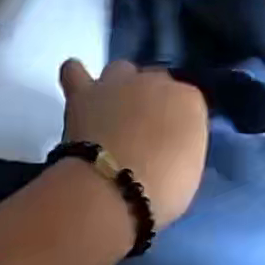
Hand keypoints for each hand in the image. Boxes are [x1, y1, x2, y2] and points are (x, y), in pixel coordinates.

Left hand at [59, 58, 207, 226]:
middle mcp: (156, 81)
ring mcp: (118, 82)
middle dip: (148, 107)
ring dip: (117, 90)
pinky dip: (76, 80)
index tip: (166, 148)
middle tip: (139, 138)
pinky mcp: (82, 93)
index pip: (186, 104)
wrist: (115, 189)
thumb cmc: (160, 192)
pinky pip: (74, 72)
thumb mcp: (187, 175)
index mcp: (190, 102)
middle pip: (154, 83)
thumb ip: (179, 150)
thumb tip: (164, 150)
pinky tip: (79, 96)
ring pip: (120, 71)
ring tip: (110, 118)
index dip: (173, 127)